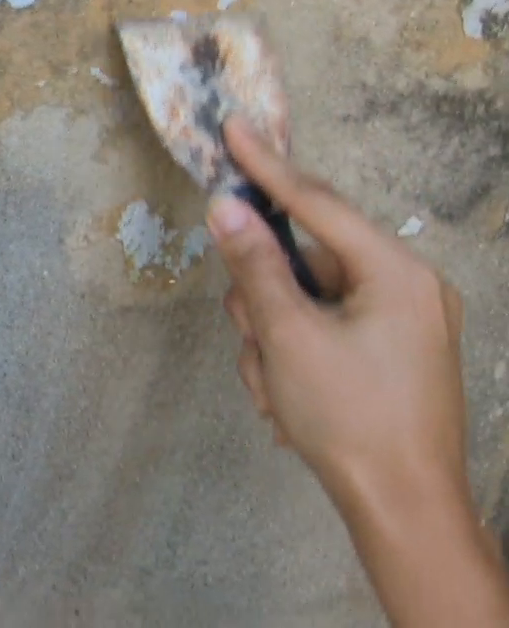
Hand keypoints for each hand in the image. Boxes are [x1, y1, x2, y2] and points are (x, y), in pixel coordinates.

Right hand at [211, 120, 469, 516]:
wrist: (398, 499)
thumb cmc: (348, 410)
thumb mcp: (287, 331)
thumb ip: (253, 263)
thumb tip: (227, 204)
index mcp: (396, 275)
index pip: (316, 203)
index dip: (268, 164)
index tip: (233, 128)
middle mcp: (400, 287)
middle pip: (295, 255)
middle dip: (260, 295)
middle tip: (258, 334)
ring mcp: (389, 317)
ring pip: (289, 291)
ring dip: (265, 329)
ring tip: (276, 375)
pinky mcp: (373, 342)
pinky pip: (301, 319)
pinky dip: (279, 346)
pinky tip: (286, 385)